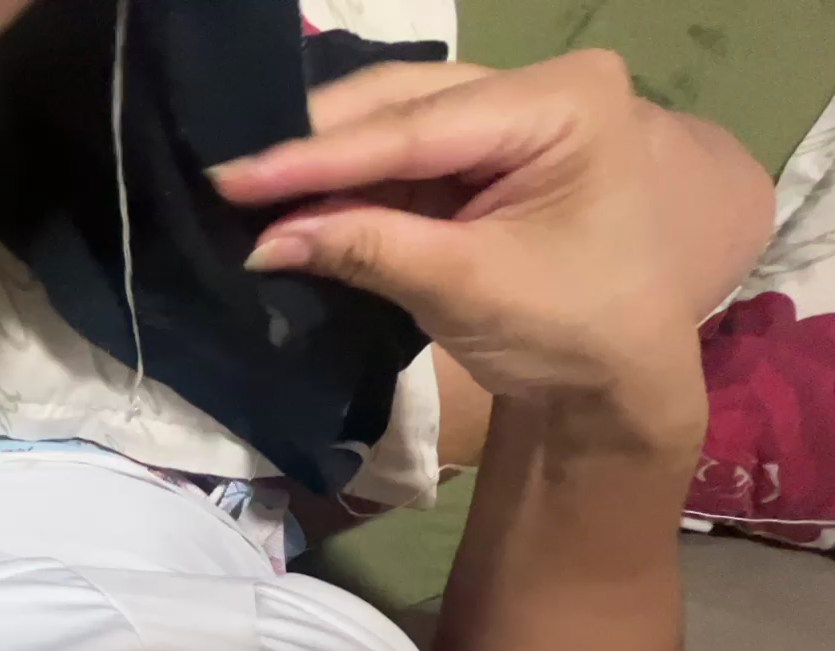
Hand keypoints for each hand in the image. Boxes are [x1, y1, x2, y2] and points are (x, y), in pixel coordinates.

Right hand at [212, 52, 714, 413]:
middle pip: (393, 105)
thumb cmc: (568, 327)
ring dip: (316, 165)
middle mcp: (529, 92)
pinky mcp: (468, 165)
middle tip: (225, 175)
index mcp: (559, 103)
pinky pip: (388, 166)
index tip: (230, 176)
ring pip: (384, 128)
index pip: (410, 128)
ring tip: (245, 187)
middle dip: (309, 146)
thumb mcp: (464, 286)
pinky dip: (337, 188)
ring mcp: (497, 124)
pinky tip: (289, 199)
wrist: (609, 374)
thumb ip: (365, 250)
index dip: (313, 157)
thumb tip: (265, 242)